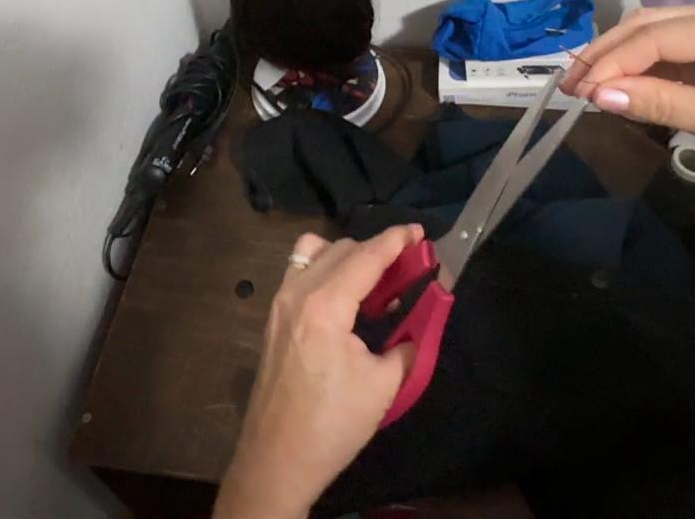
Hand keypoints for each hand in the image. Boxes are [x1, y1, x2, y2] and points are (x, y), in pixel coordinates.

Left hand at [214, 224, 425, 518]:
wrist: (275, 461)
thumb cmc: (332, 424)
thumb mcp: (382, 385)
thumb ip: (407, 344)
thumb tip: (421, 323)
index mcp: (325, 305)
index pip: (366, 256)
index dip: (396, 240)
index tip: (420, 232)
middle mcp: (298, 292)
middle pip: (342, 249)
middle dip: (377, 250)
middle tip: (407, 268)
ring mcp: (280, 302)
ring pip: (317, 253)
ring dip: (349, 256)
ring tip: (375, 281)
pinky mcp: (273, 317)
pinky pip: (299, 271)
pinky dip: (325, 268)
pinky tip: (346, 295)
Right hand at [560, 0, 694, 212]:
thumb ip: (662, 104)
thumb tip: (597, 95)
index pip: (656, 36)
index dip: (613, 63)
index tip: (577, 93)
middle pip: (650, 28)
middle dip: (607, 56)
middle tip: (569, 88)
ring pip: (655, 40)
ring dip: (620, 64)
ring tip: (586, 91)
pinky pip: (669, 59)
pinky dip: (641, 75)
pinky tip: (619, 91)